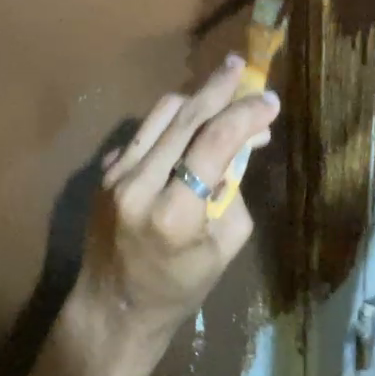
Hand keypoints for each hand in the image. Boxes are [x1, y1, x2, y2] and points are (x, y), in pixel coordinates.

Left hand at [14, 57, 279, 375]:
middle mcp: (139, 184)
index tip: (269, 101)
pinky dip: (171, 123)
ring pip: (160, 114)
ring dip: (194, 99)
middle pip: (185, 117)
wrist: (111, 309)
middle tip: (241, 66)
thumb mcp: (223, 249)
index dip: (245, 115)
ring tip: (221, 90)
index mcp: (174, 214)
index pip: (214, 143)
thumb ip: (233, 190)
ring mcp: (115, 174)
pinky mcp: (104, 170)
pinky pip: (144, 132)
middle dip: (218, 89)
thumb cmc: (177, 289)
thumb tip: (245, 140)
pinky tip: (190, 127)